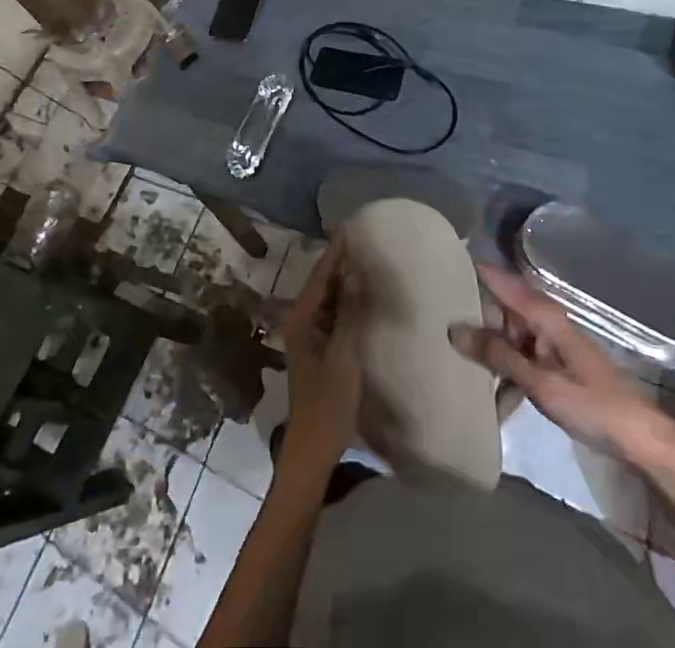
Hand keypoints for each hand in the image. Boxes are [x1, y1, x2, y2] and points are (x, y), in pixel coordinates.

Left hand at [279, 242, 366, 469]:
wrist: (315, 446)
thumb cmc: (329, 401)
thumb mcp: (345, 355)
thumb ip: (352, 313)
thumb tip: (359, 274)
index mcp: (301, 319)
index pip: (321, 276)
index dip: (336, 252)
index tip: (352, 228)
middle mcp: (302, 322)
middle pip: (324, 285)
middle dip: (343, 264)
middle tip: (368, 241)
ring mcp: (311, 337)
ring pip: (331, 301)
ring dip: (348, 284)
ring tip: (373, 262)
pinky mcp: (323, 349)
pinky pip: (337, 317)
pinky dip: (351, 305)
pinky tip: (370, 299)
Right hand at [450, 265, 674, 471]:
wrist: (639, 437)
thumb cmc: (593, 405)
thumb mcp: (541, 383)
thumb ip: (498, 356)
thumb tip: (454, 329)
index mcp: (545, 316)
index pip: (503, 281)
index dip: (475, 268)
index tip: (440, 261)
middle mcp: (545, 321)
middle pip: (501, 304)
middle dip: (470, 303)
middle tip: (429, 305)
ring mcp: (548, 342)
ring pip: (506, 327)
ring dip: (481, 331)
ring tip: (440, 331)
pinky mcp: (549, 362)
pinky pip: (514, 347)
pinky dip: (496, 352)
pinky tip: (473, 364)